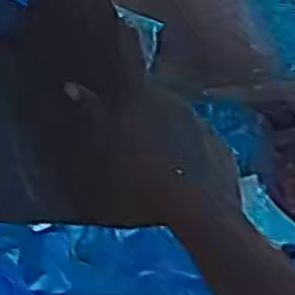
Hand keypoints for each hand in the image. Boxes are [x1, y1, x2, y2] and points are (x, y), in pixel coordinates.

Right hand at [64, 80, 240, 228]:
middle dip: (145, 115)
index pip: (129, 83)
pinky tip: (182, 175)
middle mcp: (177, 102)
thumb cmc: (141, 173)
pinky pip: (202, 145)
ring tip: (157, 160)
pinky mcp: (224, 151)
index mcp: (145, 93)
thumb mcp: (105, 142)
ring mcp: (204, 126)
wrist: (198, 211)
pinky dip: (192, 154)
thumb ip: (91, 109)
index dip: (120, 97)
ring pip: (179, 123)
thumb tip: (71, 85)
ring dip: (169, 134)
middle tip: (132, 138)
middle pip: (156, 102)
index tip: (113, 110)